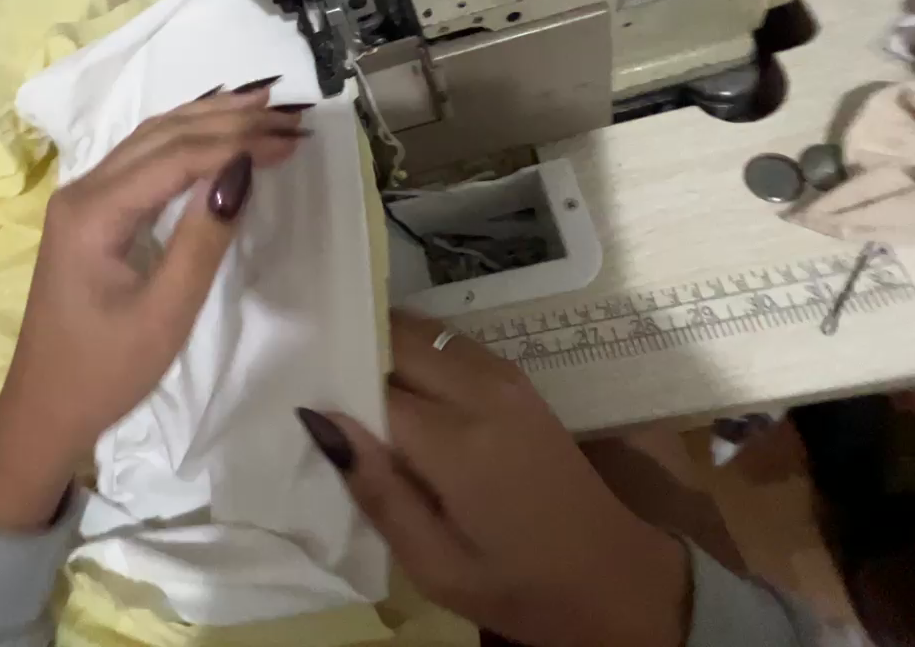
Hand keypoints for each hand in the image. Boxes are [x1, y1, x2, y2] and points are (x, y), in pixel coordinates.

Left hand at [0, 80, 309, 530]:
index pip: (176, 156)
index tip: (292, 135)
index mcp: (93, 212)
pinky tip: (212, 125)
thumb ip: (203, 238)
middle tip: (288, 111)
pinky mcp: (93, 211)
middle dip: (229, 119)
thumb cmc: (106, 371)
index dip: (237, 141)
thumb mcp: (166, 313)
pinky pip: (144, 158)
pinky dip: (186, 137)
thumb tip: (242, 170)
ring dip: (208, 119)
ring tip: (262, 103)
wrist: (45, 411)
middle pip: (163, 135)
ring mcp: (84, 198)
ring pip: (152, 138)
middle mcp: (83, 190)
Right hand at [299, 312, 690, 646]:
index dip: (333, 384)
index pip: (372, 385)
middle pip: (396, 339)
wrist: (614, 576)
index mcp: (457, 442)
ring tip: (354, 377)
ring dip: (384, 344)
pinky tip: (401, 382)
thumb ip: (377, 490)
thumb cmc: (517, 584)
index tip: (299, 389)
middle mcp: (479, 390)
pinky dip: (415, 349)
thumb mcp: (435, 565)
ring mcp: (501, 375)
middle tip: (321, 376)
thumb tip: (321, 420)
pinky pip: (448, 341)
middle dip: (356, 350)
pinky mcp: (513, 374)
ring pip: (421, 331)